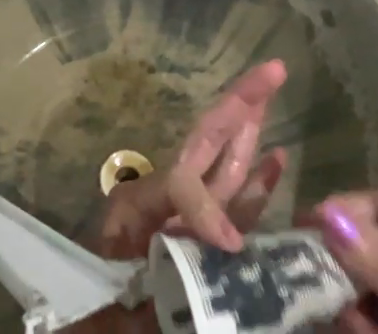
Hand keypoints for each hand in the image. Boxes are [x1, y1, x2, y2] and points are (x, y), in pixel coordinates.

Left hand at [74, 59, 289, 332]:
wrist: (100, 314)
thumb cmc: (103, 292)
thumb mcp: (124, 276)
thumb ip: (168, 261)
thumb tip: (230, 244)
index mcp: (142, 204)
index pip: (183, 183)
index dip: (208, 206)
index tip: (230, 246)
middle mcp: (169, 201)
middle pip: (208, 143)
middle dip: (239, 105)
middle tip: (272, 69)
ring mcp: (188, 218)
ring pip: (226, 166)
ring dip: (250, 129)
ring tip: (270, 91)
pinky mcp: (202, 241)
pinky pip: (235, 207)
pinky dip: (258, 184)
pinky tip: (277, 157)